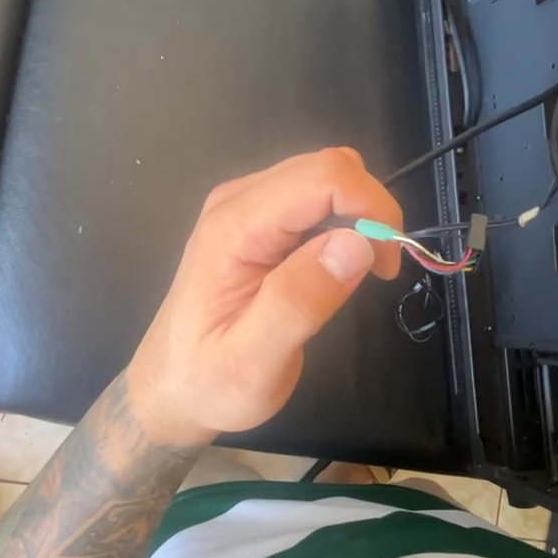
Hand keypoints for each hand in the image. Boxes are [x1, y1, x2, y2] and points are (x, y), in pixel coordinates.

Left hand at [124, 148, 403, 445]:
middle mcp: (238, 202)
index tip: (388, 262)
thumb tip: (355, 243)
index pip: (322, 177)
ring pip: (325, 179)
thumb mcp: (254, 361)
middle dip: (369, 211)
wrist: (170, 389)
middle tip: (380, 271)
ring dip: (358, 218)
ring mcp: (245, 207)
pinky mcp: (256, 220)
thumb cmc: (209, 382)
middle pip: (328, 169)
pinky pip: (313, 199)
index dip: (371, 206)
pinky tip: (335, 269)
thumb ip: (300, 301)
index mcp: (234, 228)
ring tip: (359, 275)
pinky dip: (341, 224)